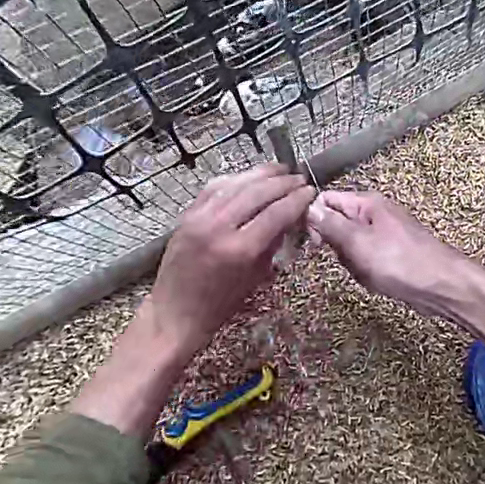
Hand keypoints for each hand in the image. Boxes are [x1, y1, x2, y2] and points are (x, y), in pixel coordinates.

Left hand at [143, 164, 314, 353]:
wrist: (174, 313)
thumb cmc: (218, 306)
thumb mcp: (255, 279)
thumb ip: (272, 246)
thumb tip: (289, 219)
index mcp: (239, 250)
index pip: (276, 213)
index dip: (297, 200)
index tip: (310, 192)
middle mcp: (218, 227)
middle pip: (257, 192)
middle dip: (282, 182)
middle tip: (298, 179)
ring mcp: (199, 218)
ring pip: (235, 184)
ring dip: (260, 174)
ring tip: (279, 170)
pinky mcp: (187, 216)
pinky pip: (214, 188)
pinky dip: (235, 179)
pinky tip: (248, 177)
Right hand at [309, 187, 484, 415]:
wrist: (445, 288)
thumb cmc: (404, 264)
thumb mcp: (359, 244)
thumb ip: (330, 226)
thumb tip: (307, 207)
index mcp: (366, 203)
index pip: (325, 200)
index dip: (310, 217)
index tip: (304, 240)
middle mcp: (373, 214)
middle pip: (334, 223)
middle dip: (332, 245)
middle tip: (344, 260)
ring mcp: (382, 235)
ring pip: (347, 246)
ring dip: (349, 263)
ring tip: (365, 272)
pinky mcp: (389, 254)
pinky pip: (363, 261)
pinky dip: (364, 272)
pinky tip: (376, 281)